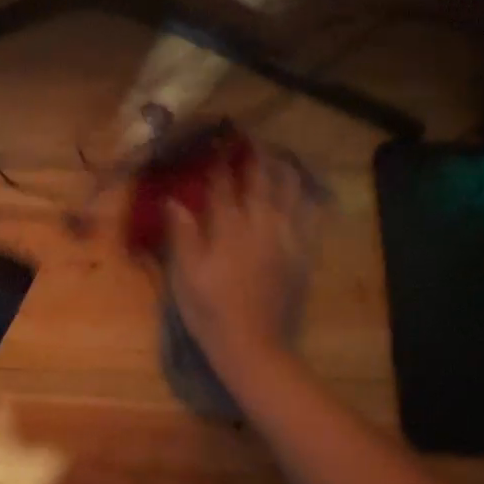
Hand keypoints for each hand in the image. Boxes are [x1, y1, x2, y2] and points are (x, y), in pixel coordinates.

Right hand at [163, 143, 324, 385]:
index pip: (222, 185)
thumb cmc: (209, 308)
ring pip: (290, 193)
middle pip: (261, 180)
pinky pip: (310, 217)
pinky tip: (304, 192)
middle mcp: (261, 224)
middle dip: (254, 157)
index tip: (214, 141)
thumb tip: (173, 199)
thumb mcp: (185, 273)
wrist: (253, 345)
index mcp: (229, 227)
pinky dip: (307, 198)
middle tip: (249, 138)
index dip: (218, 162)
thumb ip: (182, 233)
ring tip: (277, 155)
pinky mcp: (302, 255)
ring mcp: (286, 239)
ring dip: (283, 169)